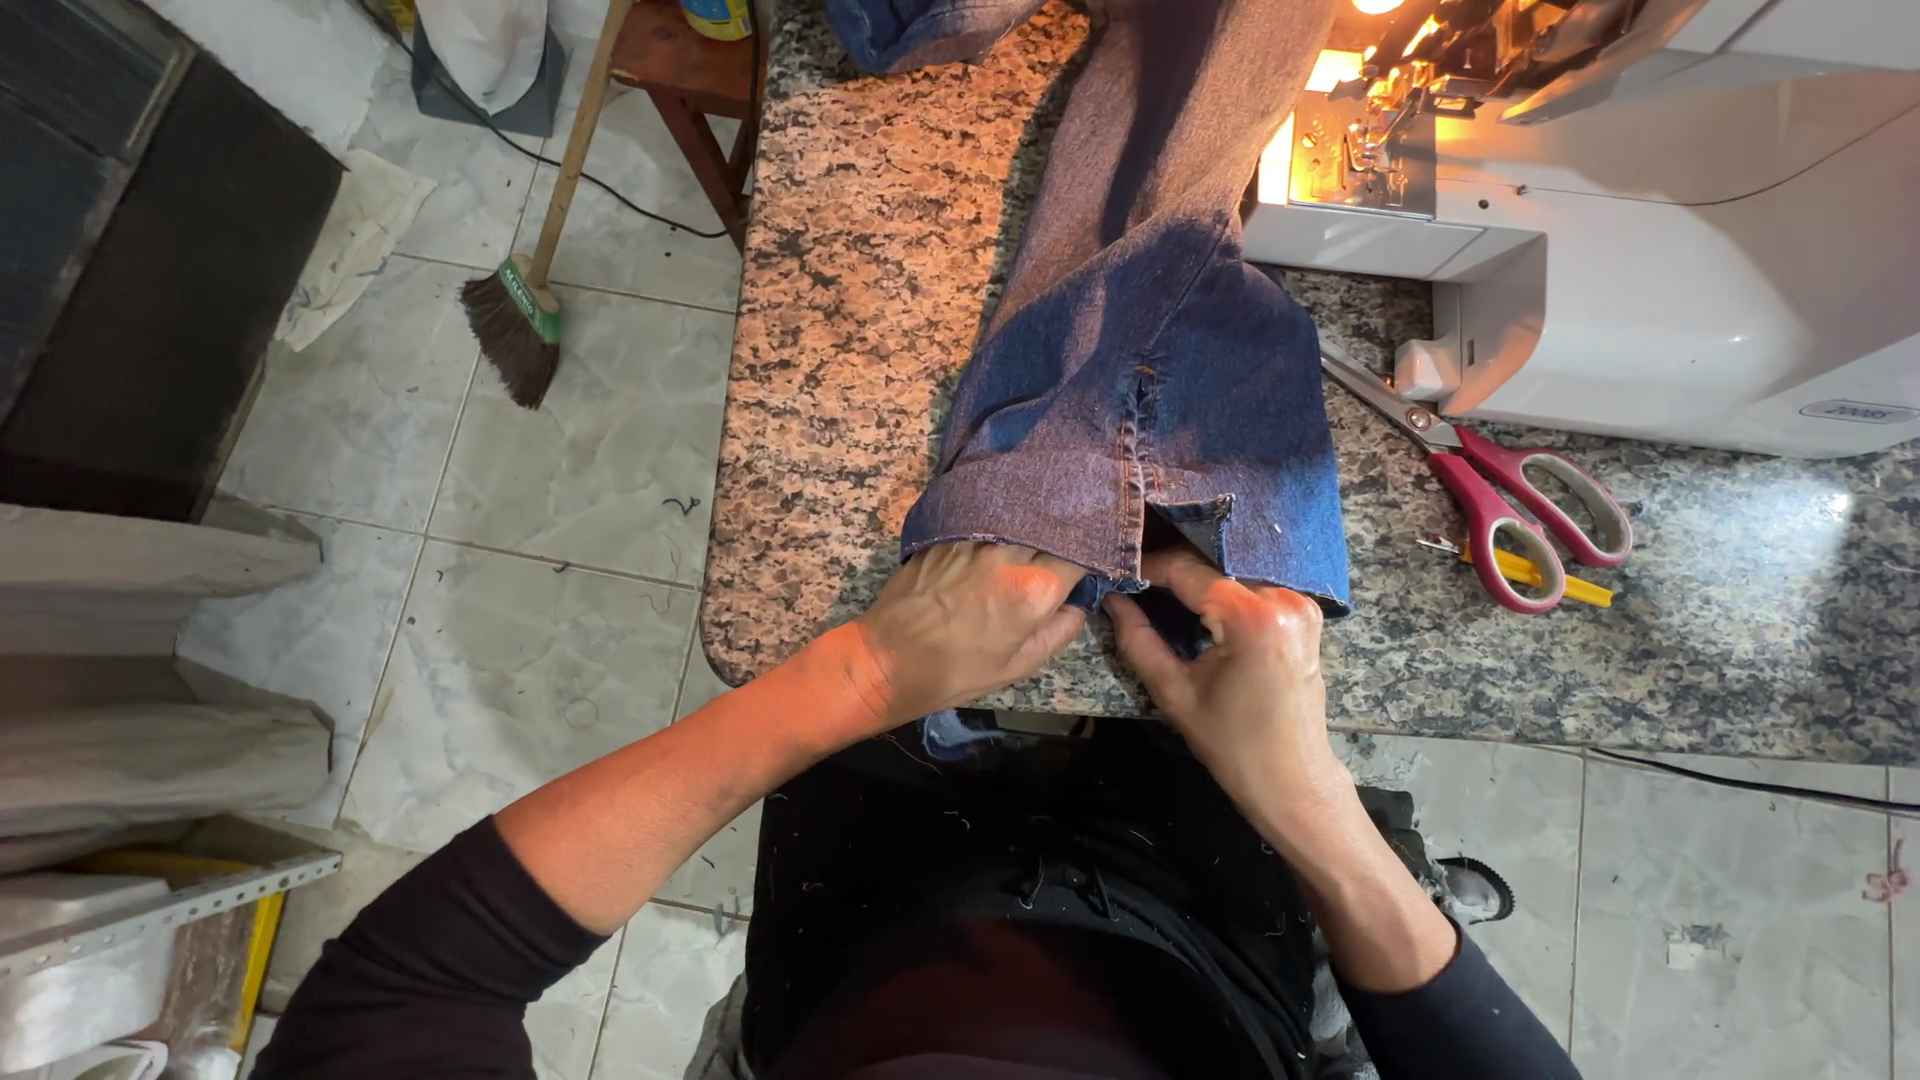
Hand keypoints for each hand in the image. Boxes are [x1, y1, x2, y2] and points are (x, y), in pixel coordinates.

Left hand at [850, 542, 1087, 726]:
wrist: (888, 659)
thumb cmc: (955, 672)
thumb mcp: (1018, 666)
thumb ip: (1058, 631)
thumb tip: (1077, 604)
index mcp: (1033, 589)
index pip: (1079, 556)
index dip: (1089, 557)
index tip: (1089, 562)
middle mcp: (1008, 554)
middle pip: (1049, 531)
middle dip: (1061, 536)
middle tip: (1065, 544)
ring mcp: (975, 540)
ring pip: (1016, 519)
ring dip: (1029, 526)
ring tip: (1033, 533)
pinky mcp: (947, 535)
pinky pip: (983, 521)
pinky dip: (996, 526)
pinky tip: (997, 533)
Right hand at [1104, 548, 1349, 823]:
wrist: (1293, 779)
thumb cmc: (1232, 744)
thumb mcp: (1173, 691)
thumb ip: (1137, 639)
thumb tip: (1111, 598)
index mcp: (1252, 617)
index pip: (1186, 570)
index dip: (1146, 567)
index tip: (1115, 568)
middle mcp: (1282, 598)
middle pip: (1211, 563)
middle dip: (1168, 567)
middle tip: (1130, 575)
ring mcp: (1300, 602)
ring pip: (1231, 569)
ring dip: (1195, 574)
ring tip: (1155, 584)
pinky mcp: (1304, 612)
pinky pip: (1252, 583)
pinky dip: (1221, 586)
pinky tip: (1193, 597)